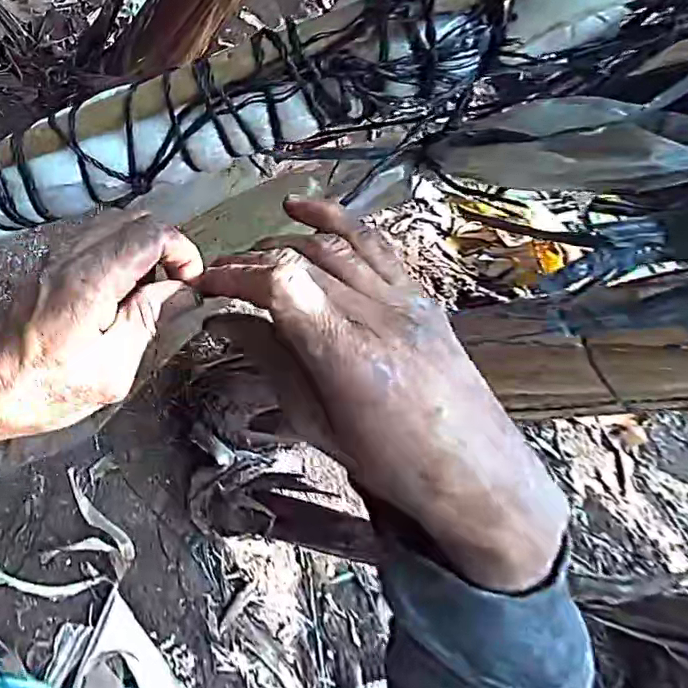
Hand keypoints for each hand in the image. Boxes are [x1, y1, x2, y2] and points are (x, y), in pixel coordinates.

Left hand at [0, 212, 202, 462]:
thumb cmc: (34, 392)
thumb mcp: (107, 374)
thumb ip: (145, 322)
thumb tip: (176, 291)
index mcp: (89, 281)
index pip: (151, 233)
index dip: (182, 251)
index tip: (189, 281)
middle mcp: (70, 257)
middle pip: (135, 220)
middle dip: (165, 246)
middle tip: (172, 287)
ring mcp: (54, 257)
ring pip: (114, 226)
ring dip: (141, 249)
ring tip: (145, 295)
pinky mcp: (44, 267)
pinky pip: (93, 242)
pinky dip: (117, 255)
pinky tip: (116, 295)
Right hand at [197, 196, 568, 591]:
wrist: (479, 477)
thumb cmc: (391, 464)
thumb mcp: (316, 423)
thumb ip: (269, 361)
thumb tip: (223, 323)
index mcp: (346, 355)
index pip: (279, 283)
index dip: (235, 276)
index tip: (207, 286)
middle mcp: (375, 315)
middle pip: (298, 260)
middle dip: (248, 262)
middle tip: (219, 276)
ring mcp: (402, 299)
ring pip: (330, 245)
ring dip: (281, 242)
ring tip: (250, 254)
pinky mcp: (419, 293)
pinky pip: (373, 242)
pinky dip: (334, 219)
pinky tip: (301, 210)